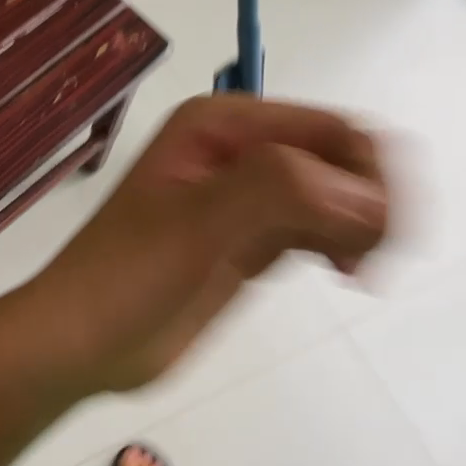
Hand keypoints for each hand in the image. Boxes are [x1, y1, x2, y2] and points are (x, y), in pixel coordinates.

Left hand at [13, 95, 389, 394]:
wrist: (84, 341)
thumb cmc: (128, 276)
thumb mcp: (198, 225)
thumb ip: (276, 191)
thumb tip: (369, 194)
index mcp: (220, 123)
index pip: (329, 129)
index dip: (368, 175)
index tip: (380, 239)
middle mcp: (237, 148)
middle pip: (341, 157)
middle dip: (370, 201)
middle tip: (364, 264)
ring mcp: (247, 195)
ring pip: (337, 192)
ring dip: (363, 225)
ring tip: (354, 272)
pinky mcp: (253, 238)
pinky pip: (320, 225)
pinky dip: (342, 243)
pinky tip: (343, 272)